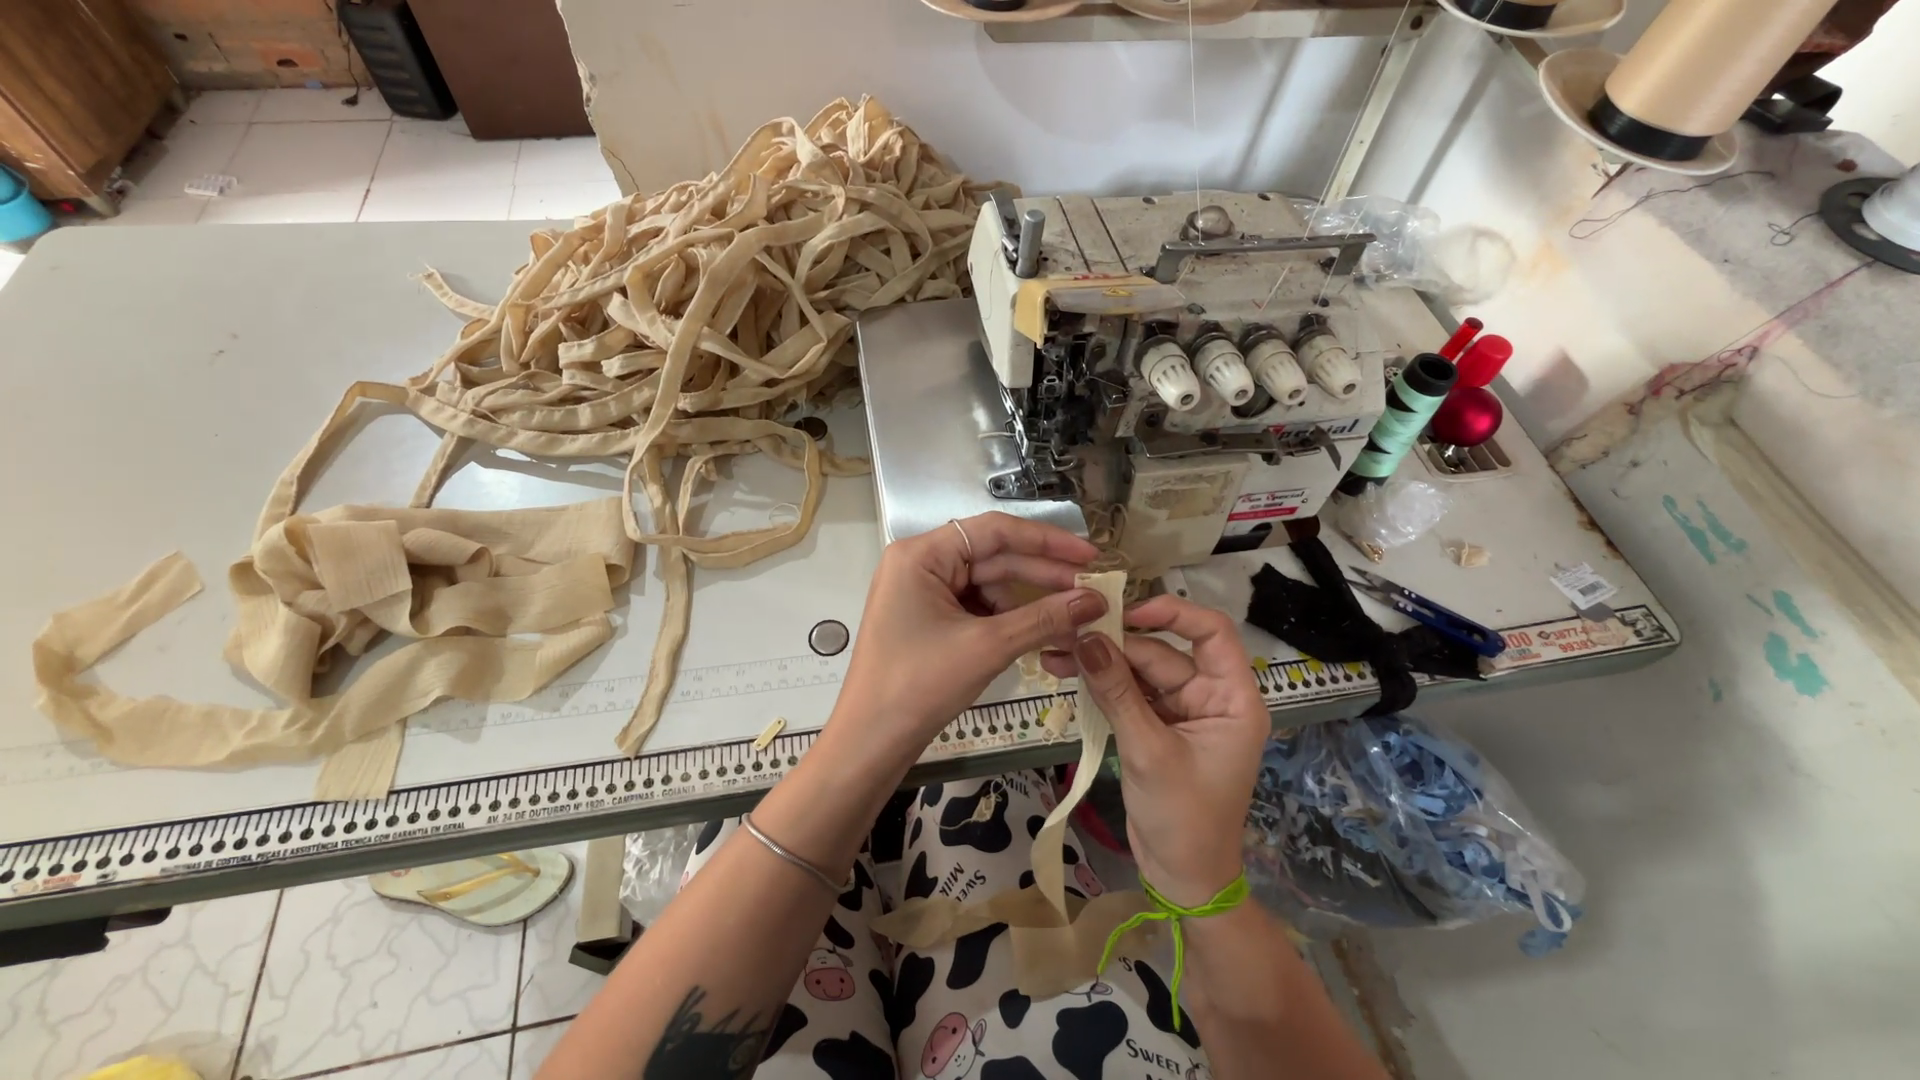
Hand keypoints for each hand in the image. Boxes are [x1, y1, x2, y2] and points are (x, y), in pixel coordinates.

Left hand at [826, 512, 1106, 774]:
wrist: (871, 741)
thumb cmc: (919, 684)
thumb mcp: (987, 647)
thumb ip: (1044, 618)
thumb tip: (1095, 601)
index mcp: (921, 554)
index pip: (994, 531)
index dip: (1047, 541)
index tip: (1090, 556)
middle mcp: (920, 564)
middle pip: (993, 557)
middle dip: (1043, 577)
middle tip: (1093, 591)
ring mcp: (923, 592)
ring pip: (989, 586)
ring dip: (1030, 603)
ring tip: (1075, 618)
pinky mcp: (929, 620)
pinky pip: (977, 608)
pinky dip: (1010, 620)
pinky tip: (1044, 632)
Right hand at [1044, 594, 1268, 906]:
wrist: (1182, 878)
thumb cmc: (1183, 817)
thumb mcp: (1148, 751)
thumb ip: (1117, 692)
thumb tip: (1085, 638)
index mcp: (1232, 698)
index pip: (1211, 632)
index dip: (1172, 613)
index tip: (1126, 612)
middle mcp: (1210, 698)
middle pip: (1162, 653)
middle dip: (1115, 645)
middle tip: (1066, 635)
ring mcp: (1181, 714)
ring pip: (1139, 673)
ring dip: (1100, 665)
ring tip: (1054, 655)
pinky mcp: (1156, 729)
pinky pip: (1129, 695)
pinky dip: (1102, 687)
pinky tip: (1068, 675)